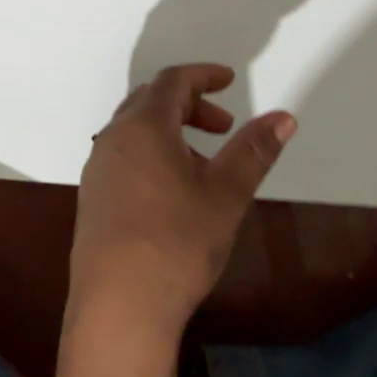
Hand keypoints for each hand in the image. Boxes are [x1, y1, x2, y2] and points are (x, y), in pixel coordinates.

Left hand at [69, 64, 295, 330]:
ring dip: (171, 132)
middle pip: (150, 101)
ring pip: (135, 130)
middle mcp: (113, 137)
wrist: (118, 301)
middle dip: (190, 105)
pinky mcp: (93, 195)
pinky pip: (124, 155)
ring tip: (205, 166)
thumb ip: (253, 151)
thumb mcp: (226, 194)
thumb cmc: (176, 241)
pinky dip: (152, 154)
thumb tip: (284, 117)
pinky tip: (173, 193)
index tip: (229, 80)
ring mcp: (98, 167)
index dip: (202, 75)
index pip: (172, 81)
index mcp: (143, 126)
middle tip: (224, 128)